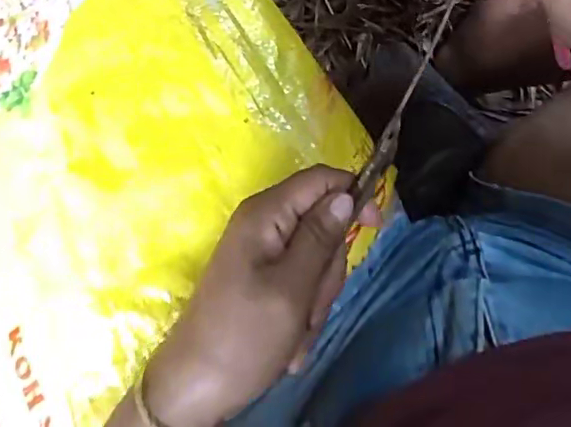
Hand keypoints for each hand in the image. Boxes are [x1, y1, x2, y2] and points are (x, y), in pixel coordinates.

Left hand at [140, 166, 378, 426]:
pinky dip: (303, 311)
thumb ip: (321, 238)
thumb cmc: (242, 337)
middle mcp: (263, 222)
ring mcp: (261, 249)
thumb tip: (346, 193)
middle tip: (312, 306)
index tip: (377, 226)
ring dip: (315, 298)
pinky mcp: (261, 275)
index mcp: (266, 213)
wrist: (192, 391)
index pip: (320, 179)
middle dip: (327, 269)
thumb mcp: (291, 289)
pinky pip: (300, 281)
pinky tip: (289, 343)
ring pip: (315, 257)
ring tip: (297, 333)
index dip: (352, 192)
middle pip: (322, 223)